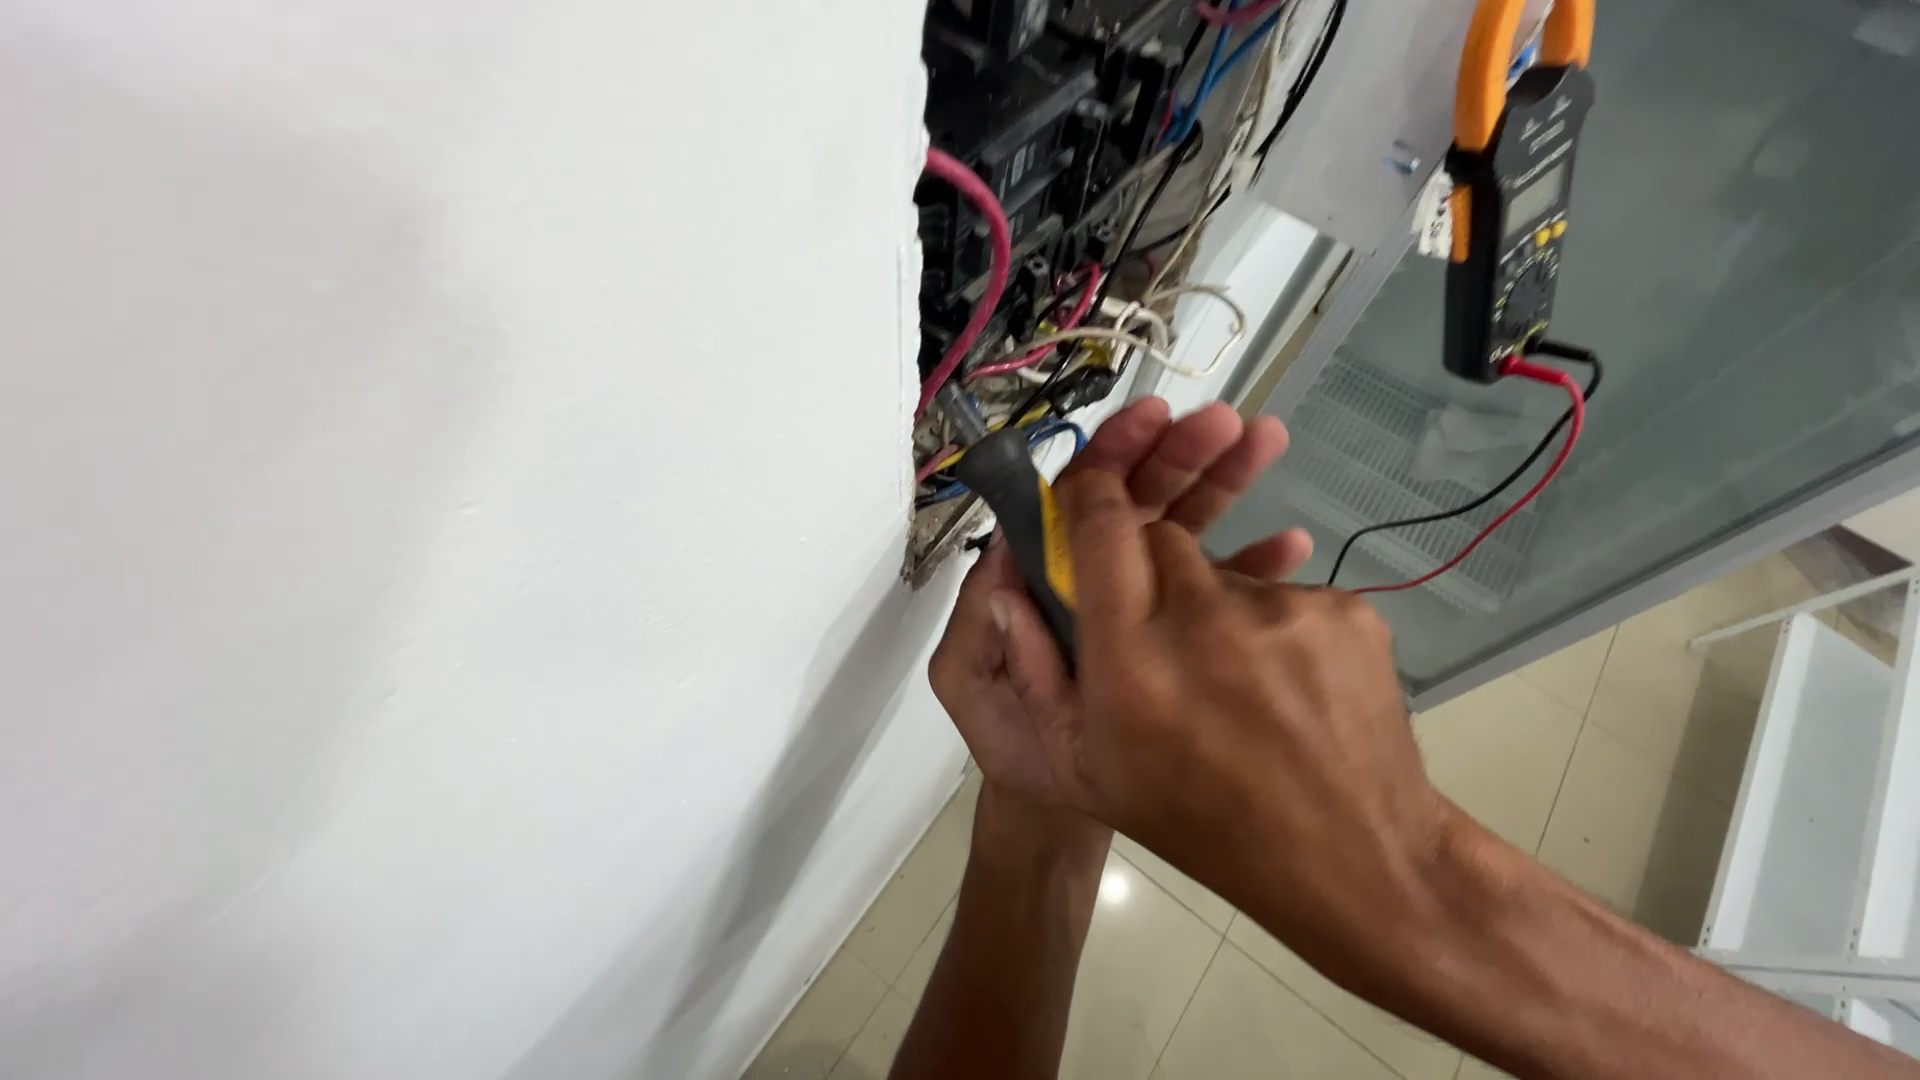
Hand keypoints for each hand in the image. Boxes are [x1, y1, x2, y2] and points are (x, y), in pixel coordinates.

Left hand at [928, 398, 1312, 804]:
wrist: (1076, 814)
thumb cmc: (1016, 755)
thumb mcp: (976, 691)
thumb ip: (980, 623)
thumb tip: (1005, 556)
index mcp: (1047, 584)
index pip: (1074, 508)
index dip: (1105, 462)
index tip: (1147, 424)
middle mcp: (1097, 586)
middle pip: (1134, 506)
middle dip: (1174, 457)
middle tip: (1223, 422)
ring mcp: (1149, 610)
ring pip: (1183, 532)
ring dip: (1221, 483)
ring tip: (1264, 442)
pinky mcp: (1191, 638)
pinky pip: (1225, 593)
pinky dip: (1255, 565)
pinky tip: (1292, 545)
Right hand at [1004, 469, 1447, 977]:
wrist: (1351, 860)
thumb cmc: (1195, 819)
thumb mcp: (1083, 766)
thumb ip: (1033, 671)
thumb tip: (1009, 587)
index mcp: (1129, 662)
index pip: (1100, 526)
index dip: (1092, 491)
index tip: (1091, 485)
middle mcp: (1203, 622)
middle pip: (1162, 534)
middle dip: (1147, 559)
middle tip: (1157, 621)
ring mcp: (1283, 613)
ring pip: (1220, 566)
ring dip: (1206, 597)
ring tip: (1225, 672)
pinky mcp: (1345, 610)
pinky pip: (1280, 588)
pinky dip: (1264, 620)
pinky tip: (1273, 679)